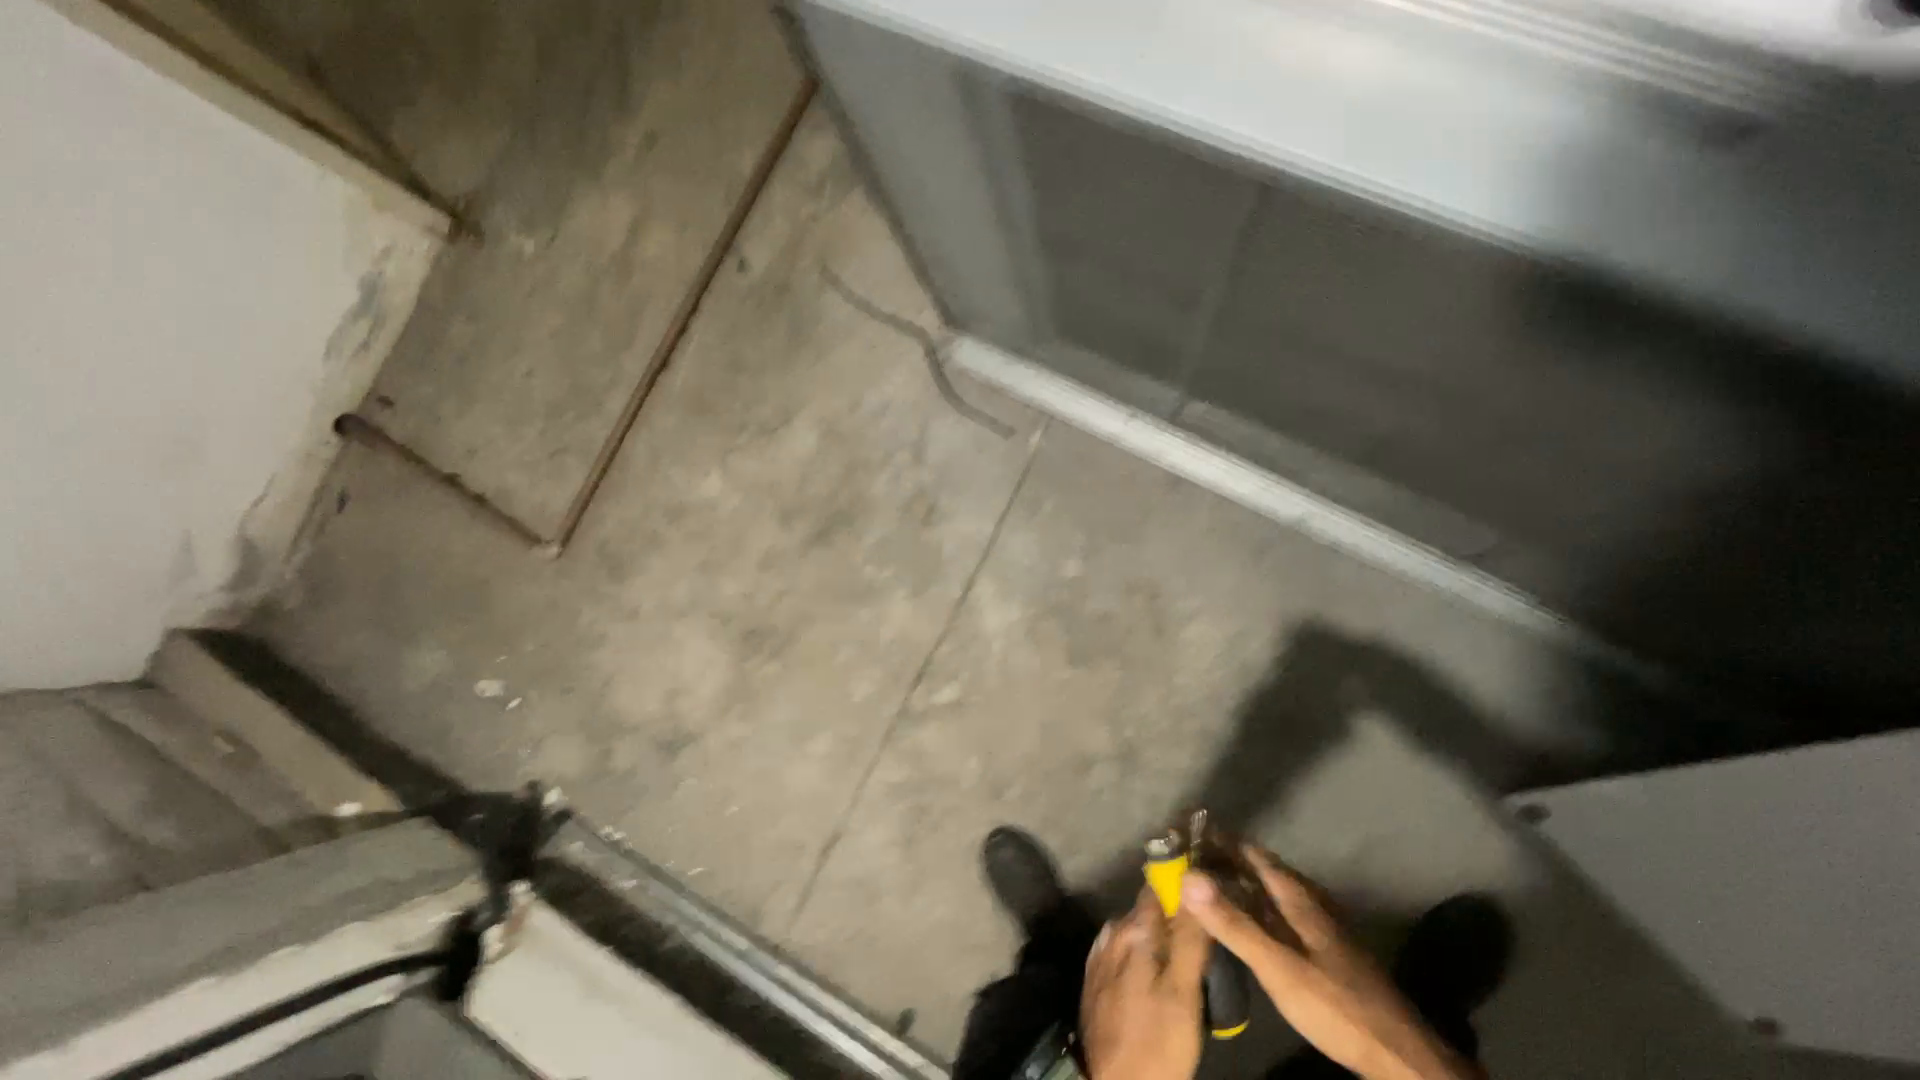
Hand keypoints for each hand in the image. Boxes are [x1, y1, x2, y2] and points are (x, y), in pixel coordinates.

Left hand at [1079, 888, 1211, 1079]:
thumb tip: (1194, 886)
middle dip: (1172, 910)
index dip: (1181, 883)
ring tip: (1185, 946)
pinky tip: (1156, 966)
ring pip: (1133, 931)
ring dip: (1156, 933)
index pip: (1157, 889)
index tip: (1206, 885)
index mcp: (1133, 932)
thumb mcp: (1183, 992)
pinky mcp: (1095, 980)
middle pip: (1145, 911)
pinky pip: (1122, 950)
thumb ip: (1187, 939)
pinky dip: (1141, 950)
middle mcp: (1111, 936)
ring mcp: (1099, 958)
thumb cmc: (1157, 1042)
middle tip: (1205, 923)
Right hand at [1181, 846, 1478, 1079]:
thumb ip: (1234, 924)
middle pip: (1270, 872)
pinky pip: (1287, 915)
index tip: (1194, 829)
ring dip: (1250, 882)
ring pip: (1281, 893)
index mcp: (1302, 902)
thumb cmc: (1334, 1004)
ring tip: (1220, 882)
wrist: (1398, 1052)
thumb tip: (1189, 876)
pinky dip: (1263, 907)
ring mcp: (1326, 930)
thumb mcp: (1277, 967)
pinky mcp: (1330, 953)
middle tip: (1198, 856)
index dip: (1227, 842)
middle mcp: (1315, 906)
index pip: (1258, 857)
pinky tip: (1257, 922)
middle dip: (1235, 860)